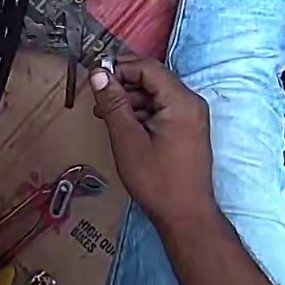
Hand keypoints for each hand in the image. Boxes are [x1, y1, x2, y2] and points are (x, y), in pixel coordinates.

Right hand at [89, 57, 219, 230]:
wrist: (186, 217)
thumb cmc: (156, 179)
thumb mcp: (127, 138)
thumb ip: (113, 102)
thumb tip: (97, 73)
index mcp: (181, 101)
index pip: (147, 67)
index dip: (118, 68)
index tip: (94, 78)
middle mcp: (190, 102)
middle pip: (151, 77)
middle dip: (121, 83)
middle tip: (96, 96)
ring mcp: (191, 115)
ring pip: (153, 92)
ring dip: (128, 98)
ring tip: (104, 113)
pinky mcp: (186, 127)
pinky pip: (159, 107)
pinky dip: (138, 110)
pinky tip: (121, 124)